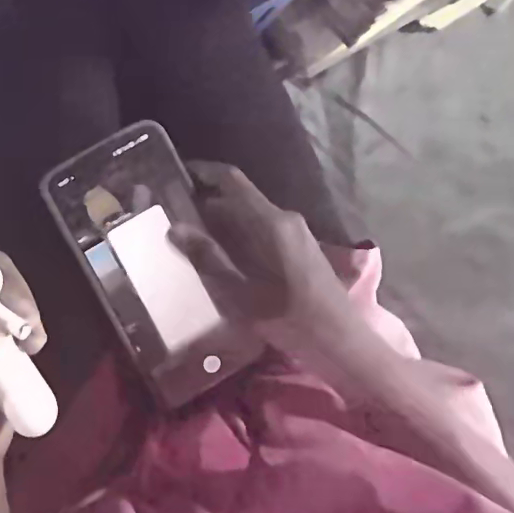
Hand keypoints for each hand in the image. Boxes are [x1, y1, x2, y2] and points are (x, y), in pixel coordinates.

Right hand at [169, 161, 384, 369]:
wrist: (340, 341)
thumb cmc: (290, 318)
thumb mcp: (241, 292)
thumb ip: (208, 257)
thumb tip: (174, 227)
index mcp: (271, 221)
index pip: (231, 180)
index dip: (203, 171)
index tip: (176, 174)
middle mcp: (285, 217)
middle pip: (239, 198)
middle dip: (205, 204)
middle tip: (173, 217)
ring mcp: (295, 231)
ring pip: (250, 215)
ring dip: (221, 222)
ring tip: (190, 239)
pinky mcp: (299, 247)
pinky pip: (262, 229)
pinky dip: (238, 235)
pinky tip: (221, 257)